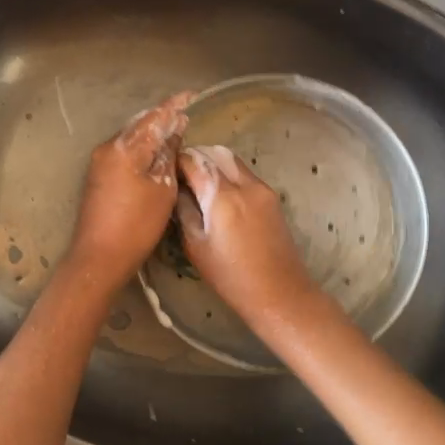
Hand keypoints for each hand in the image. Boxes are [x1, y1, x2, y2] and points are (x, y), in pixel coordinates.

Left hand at [66, 92, 192, 281]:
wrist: (100, 257)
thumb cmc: (136, 225)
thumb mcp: (163, 190)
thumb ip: (168, 156)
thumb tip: (174, 131)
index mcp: (124, 147)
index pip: (154, 117)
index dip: (174, 105)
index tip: (192, 95)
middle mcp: (108, 148)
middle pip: (140, 125)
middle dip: (163, 119)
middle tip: (186, 117)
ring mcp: (100, 163)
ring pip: (131, 139)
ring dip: (152, 135)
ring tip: (176, 135)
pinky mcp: (98, 178)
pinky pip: (124, 153)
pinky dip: (142, 150)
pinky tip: (157, 157)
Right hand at [175, 145, 318, 322]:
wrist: (279, 293)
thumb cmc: (230, 276)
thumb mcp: (195, 246)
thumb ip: (184, 211)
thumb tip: (176, 190)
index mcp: (223, 197)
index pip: (194, 160)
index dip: (176, 161)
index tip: (165, 173)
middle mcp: (245, 184)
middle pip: (215, 152)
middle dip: (195, 157)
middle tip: (179, 176)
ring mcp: (262, 189)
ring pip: (232, 160)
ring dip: (213, 164)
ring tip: (198, 186)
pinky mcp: (272, 198)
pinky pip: (245, 174)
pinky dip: (228, 175)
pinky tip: (218, 197)